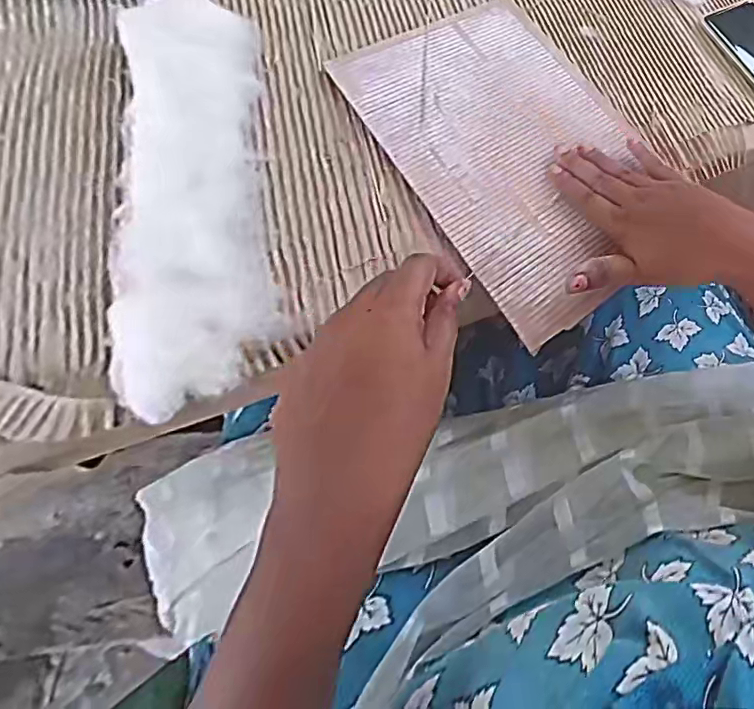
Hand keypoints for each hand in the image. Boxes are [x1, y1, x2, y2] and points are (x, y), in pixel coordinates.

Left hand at [269, 254, 466, 507]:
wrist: (335, 489)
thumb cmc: (400, 427)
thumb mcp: (437, 370)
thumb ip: (445, 320)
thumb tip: (452, 289)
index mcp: (387, 310)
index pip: (416, 264)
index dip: (442, 270)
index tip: (456, 291)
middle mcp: (346, 316)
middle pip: (385, 283)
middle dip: (413, 292)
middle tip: (434, 324)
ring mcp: (317, 342)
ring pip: (357, 312)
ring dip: (384, 319)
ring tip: (402, 360)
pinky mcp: (297, 370)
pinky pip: (334, 342)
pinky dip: (356, 346)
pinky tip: (367, 386)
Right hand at [553, 142, 753, 291]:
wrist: (730, 242)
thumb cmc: (687, 264)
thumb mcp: (643, 274)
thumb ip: (606, 272)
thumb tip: (569, 281)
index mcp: (624, 224)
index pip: (589, 202)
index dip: (569, 186)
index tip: (552, 170)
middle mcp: (636, 202)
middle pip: (601, 181)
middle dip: (578, 166)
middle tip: (558, 149)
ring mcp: (658, 189)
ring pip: (622, 171)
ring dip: (601, 158)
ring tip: (582, 145)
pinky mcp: (678, 183)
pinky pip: (653, 164)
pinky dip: (640, 153)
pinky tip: (630, 142)